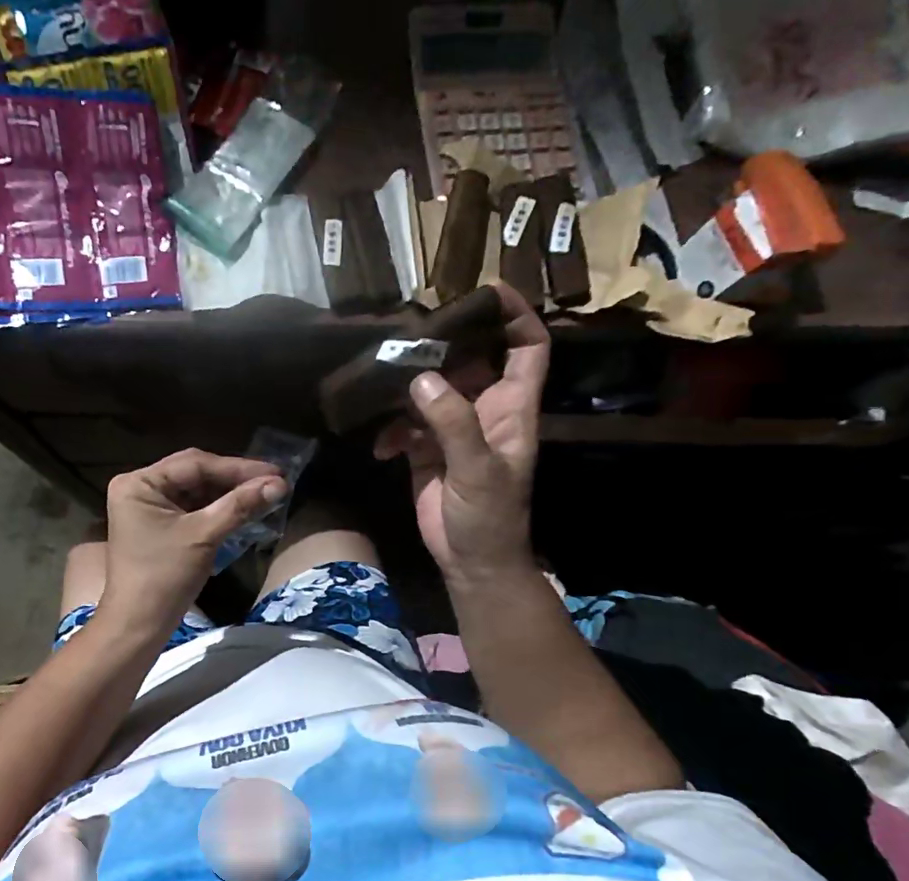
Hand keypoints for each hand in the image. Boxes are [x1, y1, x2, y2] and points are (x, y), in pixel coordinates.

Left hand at [98, 449, 286, 633]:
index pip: (195, 464)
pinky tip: (246, 508)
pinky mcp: (159, 527)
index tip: (276, 472)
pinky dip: (218, 510)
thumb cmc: (164, 576)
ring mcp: (148, 508)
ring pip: (197, 492)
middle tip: (275, 481)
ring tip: (267, 493)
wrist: (139, 625)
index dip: (238, 468)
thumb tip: (279, 483)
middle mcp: (140, 488)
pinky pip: (193, 510)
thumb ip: (240, 505)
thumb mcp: (204, 536)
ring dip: (230, 494)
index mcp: (139, 483)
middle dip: (235, 479)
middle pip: (196, 475)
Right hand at [374, 285, 549, 584]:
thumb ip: (453, 425)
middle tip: (409, 334)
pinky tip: (381, 446)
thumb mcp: (479, 470)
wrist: (470, 560)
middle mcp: (483, 411)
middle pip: (468, 362)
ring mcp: (452, 431)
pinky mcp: (425, 452)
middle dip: (443, 346)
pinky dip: (391, 431)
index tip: (489, 291)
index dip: (516, 316)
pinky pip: (405, 426)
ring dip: (408, 389)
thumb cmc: (491, 517)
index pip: (527, 349)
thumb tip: (422, 381)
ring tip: (381, 384)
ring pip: (431, 391)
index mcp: (511, 409)